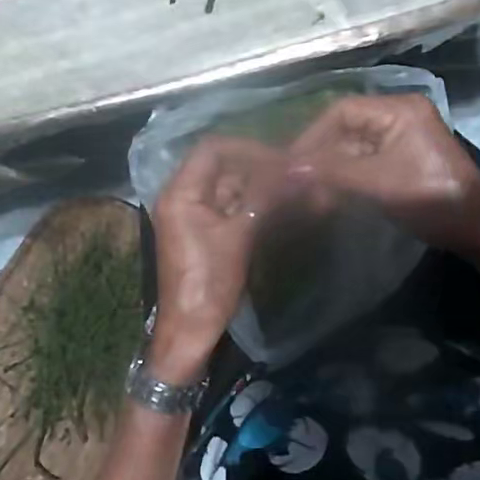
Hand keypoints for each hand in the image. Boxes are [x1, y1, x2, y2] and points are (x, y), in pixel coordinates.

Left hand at [147, 136, 288, 384]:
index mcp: (181, 193)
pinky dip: (253, 206)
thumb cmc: (209, 282)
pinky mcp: (204, 232)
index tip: (281, 160)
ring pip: (229, 188)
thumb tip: (298, 169)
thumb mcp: (239, 236)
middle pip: (222, 167)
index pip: (213, 149)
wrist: (190, 329)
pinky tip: (282, 209)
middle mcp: (182, 197)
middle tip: (295, 175)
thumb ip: (266, 197)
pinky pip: (229, 208)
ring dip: (260, 188)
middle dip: (259, 169)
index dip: (248, 149)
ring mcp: (192, 215)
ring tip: (295, 192)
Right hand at [286, 94, 479, 255]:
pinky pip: (365, 166)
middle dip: (320, 159)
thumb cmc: (431, 199)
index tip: (291, 165)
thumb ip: (332, 172)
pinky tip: (330, 202)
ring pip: (353, 151)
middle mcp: (399, 118)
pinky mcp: (402, 164)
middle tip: (298, 187)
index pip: (341, 112)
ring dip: (331, 175)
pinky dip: (346, 183)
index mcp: (398, 110)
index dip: (312, 136)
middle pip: (345, 131)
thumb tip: (285, 170)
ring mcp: (402, 141)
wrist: (478, 230)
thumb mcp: (378, 183)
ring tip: (312, 200)